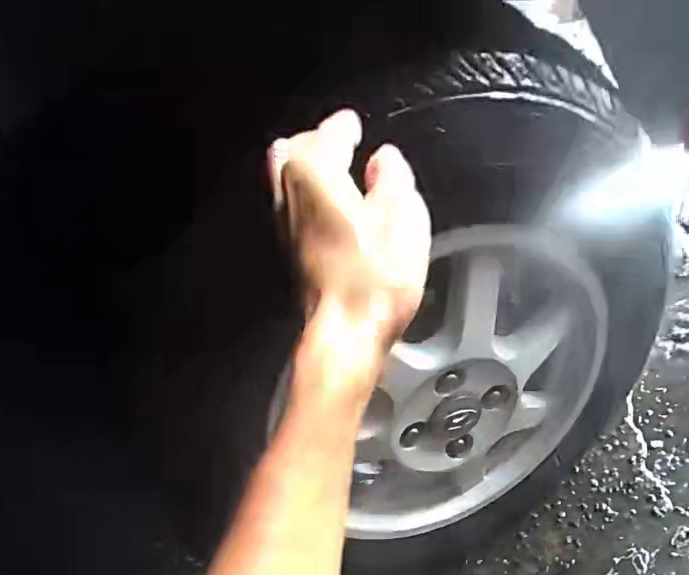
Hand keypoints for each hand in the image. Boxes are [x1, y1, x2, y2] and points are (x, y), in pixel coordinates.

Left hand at [269, 109, 431, 393]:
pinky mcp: (289, 254)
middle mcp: (290, 192)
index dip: (345, 128)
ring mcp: (284, 225)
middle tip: (341, 146)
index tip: (354, 125)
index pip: (330, 134)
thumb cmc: (375, 282)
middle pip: (294, 150)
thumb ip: (396, 182)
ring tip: (334, 177)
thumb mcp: (404, 223)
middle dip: (318, 143)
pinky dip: (308, 199)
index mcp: (317, 173)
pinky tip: (329, 213)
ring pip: (286, 179)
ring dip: (309, 171)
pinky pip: (292, 209)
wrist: (345, 335)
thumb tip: (386, 161)